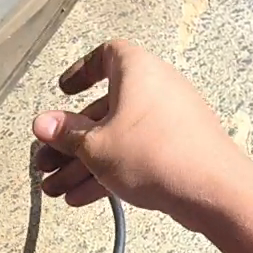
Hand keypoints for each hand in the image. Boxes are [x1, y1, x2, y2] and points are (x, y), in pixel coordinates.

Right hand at [32, 39, 252, 228]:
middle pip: (103, 109)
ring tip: (56, 190)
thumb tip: (42, 124)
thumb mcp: (97, 146)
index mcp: (137, 71)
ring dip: (84, 163)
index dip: (81, 71)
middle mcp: (155, 89)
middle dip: (71, 140)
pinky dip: (109, 171)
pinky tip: (82, 197)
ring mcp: (168, 121)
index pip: (106, 55)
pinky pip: (134, 154)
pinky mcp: (177, 149)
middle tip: (46, 162)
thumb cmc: (155, 154)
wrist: (210, 189)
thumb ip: (66, 135)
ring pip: (116, 138)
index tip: (64, 91)